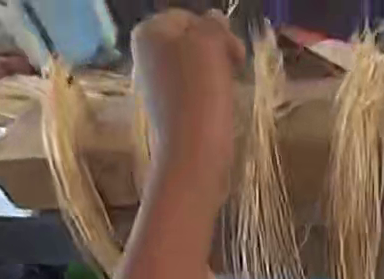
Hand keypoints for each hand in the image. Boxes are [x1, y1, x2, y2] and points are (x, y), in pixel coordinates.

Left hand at [131, 10, 243, 200]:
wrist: (194, 156)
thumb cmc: (200, 95)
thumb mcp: (209, 45)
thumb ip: (213, 25)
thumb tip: (216, 19)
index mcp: (149, 32)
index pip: (189, 18)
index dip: (217, 32)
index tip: (237, 55)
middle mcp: (146, 57)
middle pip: (190, 45)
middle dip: (216, 55)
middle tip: (235, 72)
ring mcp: (157, 89)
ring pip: (193, 72)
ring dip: (215, 79)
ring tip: (227, 94)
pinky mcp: (170, 116)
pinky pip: (193, 97)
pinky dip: (208, 101)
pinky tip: (218, 112)